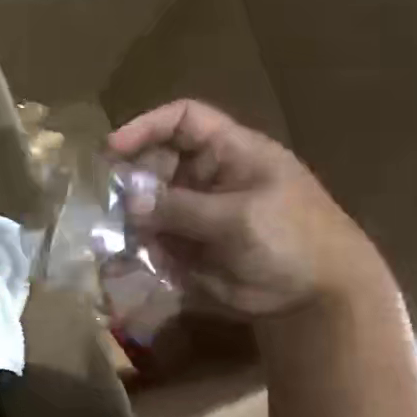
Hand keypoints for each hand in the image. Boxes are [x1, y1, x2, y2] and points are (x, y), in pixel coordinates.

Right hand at [106, 100, 392, 320]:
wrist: (312, 295)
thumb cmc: (291, 239)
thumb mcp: (239, 216)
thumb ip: (181, 207)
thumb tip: (128, 202)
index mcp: (230, 153)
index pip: (184, 120)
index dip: (147, 126)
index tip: (112, 149)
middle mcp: (205, 179)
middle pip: (154, 164)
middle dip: (128, 179)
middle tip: (104, 202)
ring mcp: (191, 215)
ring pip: (145, 205)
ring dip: (125, 218)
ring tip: (109, 235)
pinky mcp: (182, 248)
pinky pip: (148, 241)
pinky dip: (131, 247)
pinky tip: (119, 260)